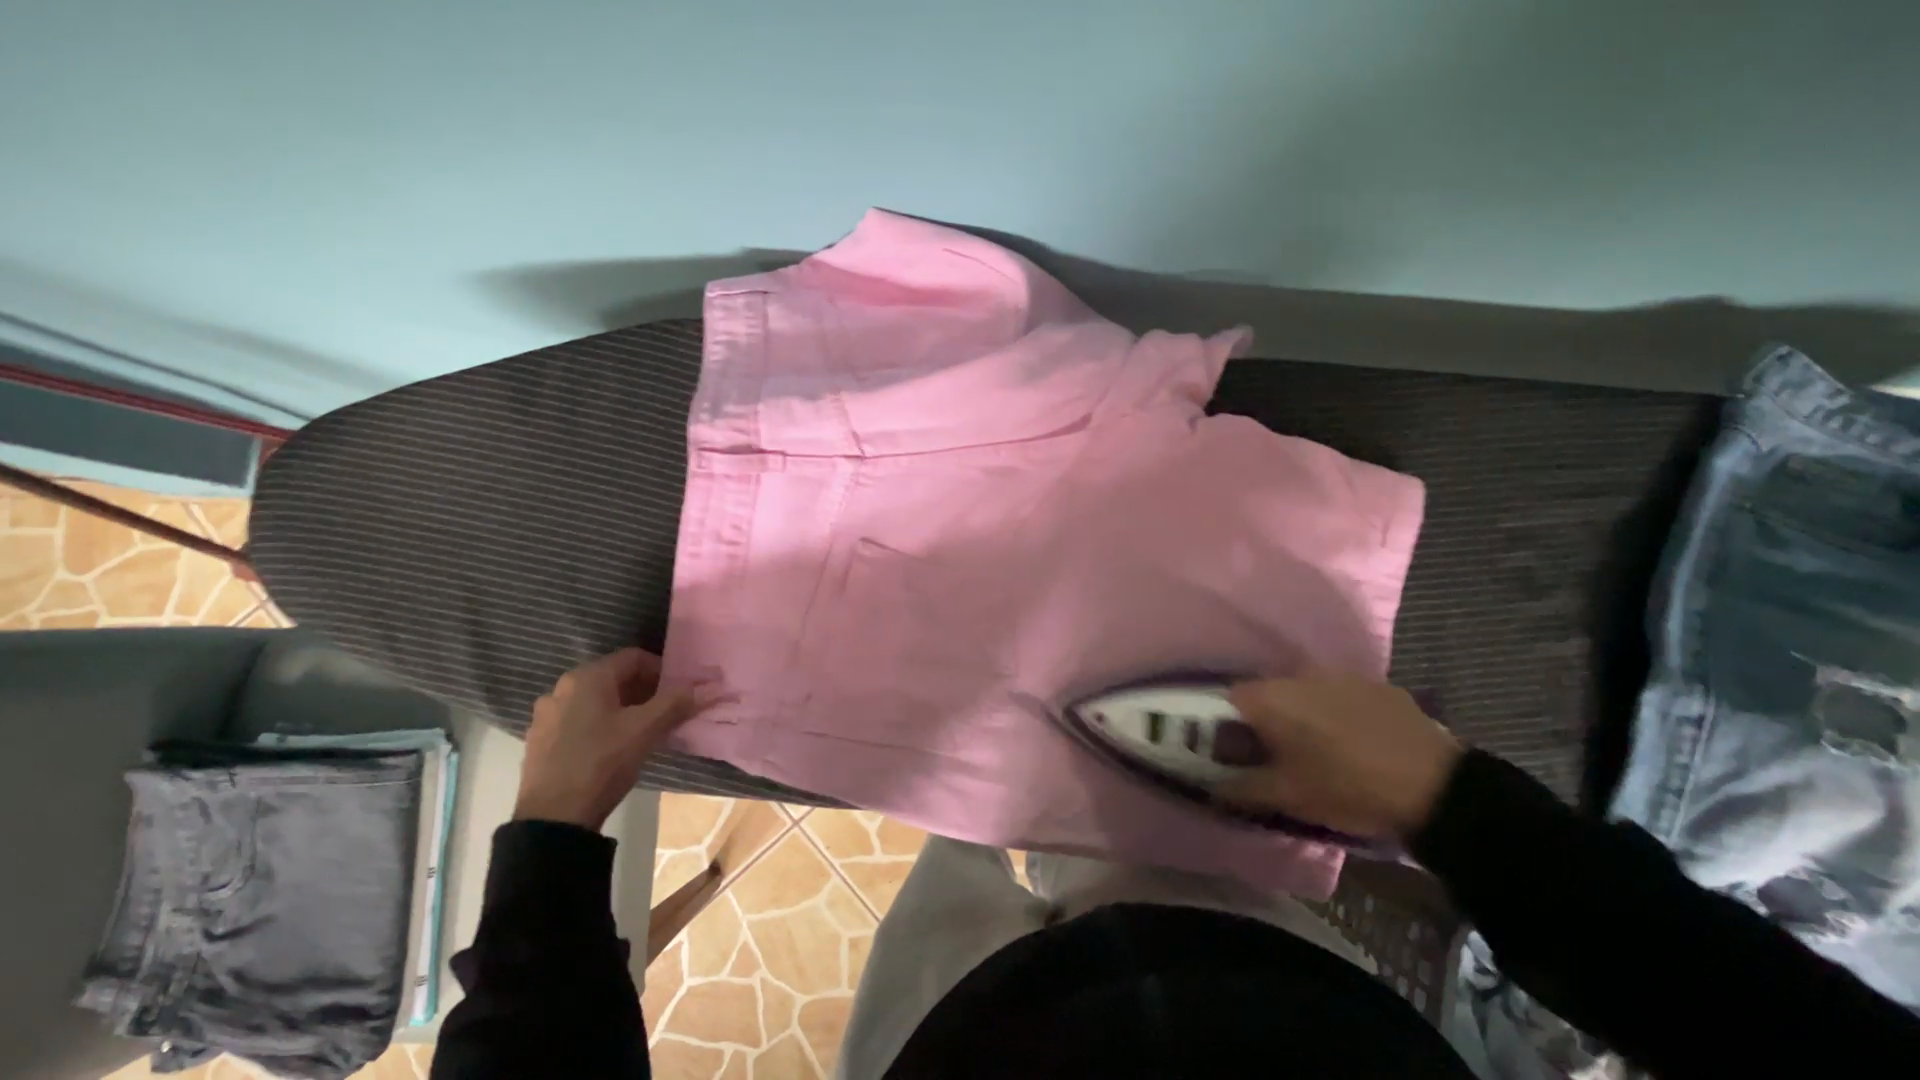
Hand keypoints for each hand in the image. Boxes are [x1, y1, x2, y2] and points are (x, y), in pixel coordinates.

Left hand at [514, 648, 716, 830]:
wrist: (554, 817)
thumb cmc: (601, 763)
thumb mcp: (645, 731)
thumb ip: (675, 703)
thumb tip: (704, 686)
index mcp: (586, 677)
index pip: (633, 658)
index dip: (662, 670)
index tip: (680, 692)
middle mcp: (562, 688)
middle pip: (613, 678)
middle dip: (645, 692)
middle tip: (667, 713)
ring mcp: (547, 715)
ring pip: (595, 701)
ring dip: (623, 710)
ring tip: (642, 733)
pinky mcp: (540, 740)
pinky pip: (578, 721)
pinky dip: (600, 725)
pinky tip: (611, 750)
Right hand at [1221, 671, 1463, 839]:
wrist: (1436, 786)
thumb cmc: (1347, 788)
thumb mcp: (1288, 797)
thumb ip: (1240, 788)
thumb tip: (1210, 786)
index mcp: (1272, 698)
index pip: (1226, 700)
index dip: (1223, 728)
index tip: (1232, 754)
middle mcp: (1301, 674)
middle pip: (1266, 694)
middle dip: (1263, 722)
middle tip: (1272, 757)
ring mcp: (1342, 675)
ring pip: (1304, 692)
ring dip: (1300, 715)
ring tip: (1314, 751)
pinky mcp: (1377, 684)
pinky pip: (1340, 695)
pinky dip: (1335, 713)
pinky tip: (1351, 742)